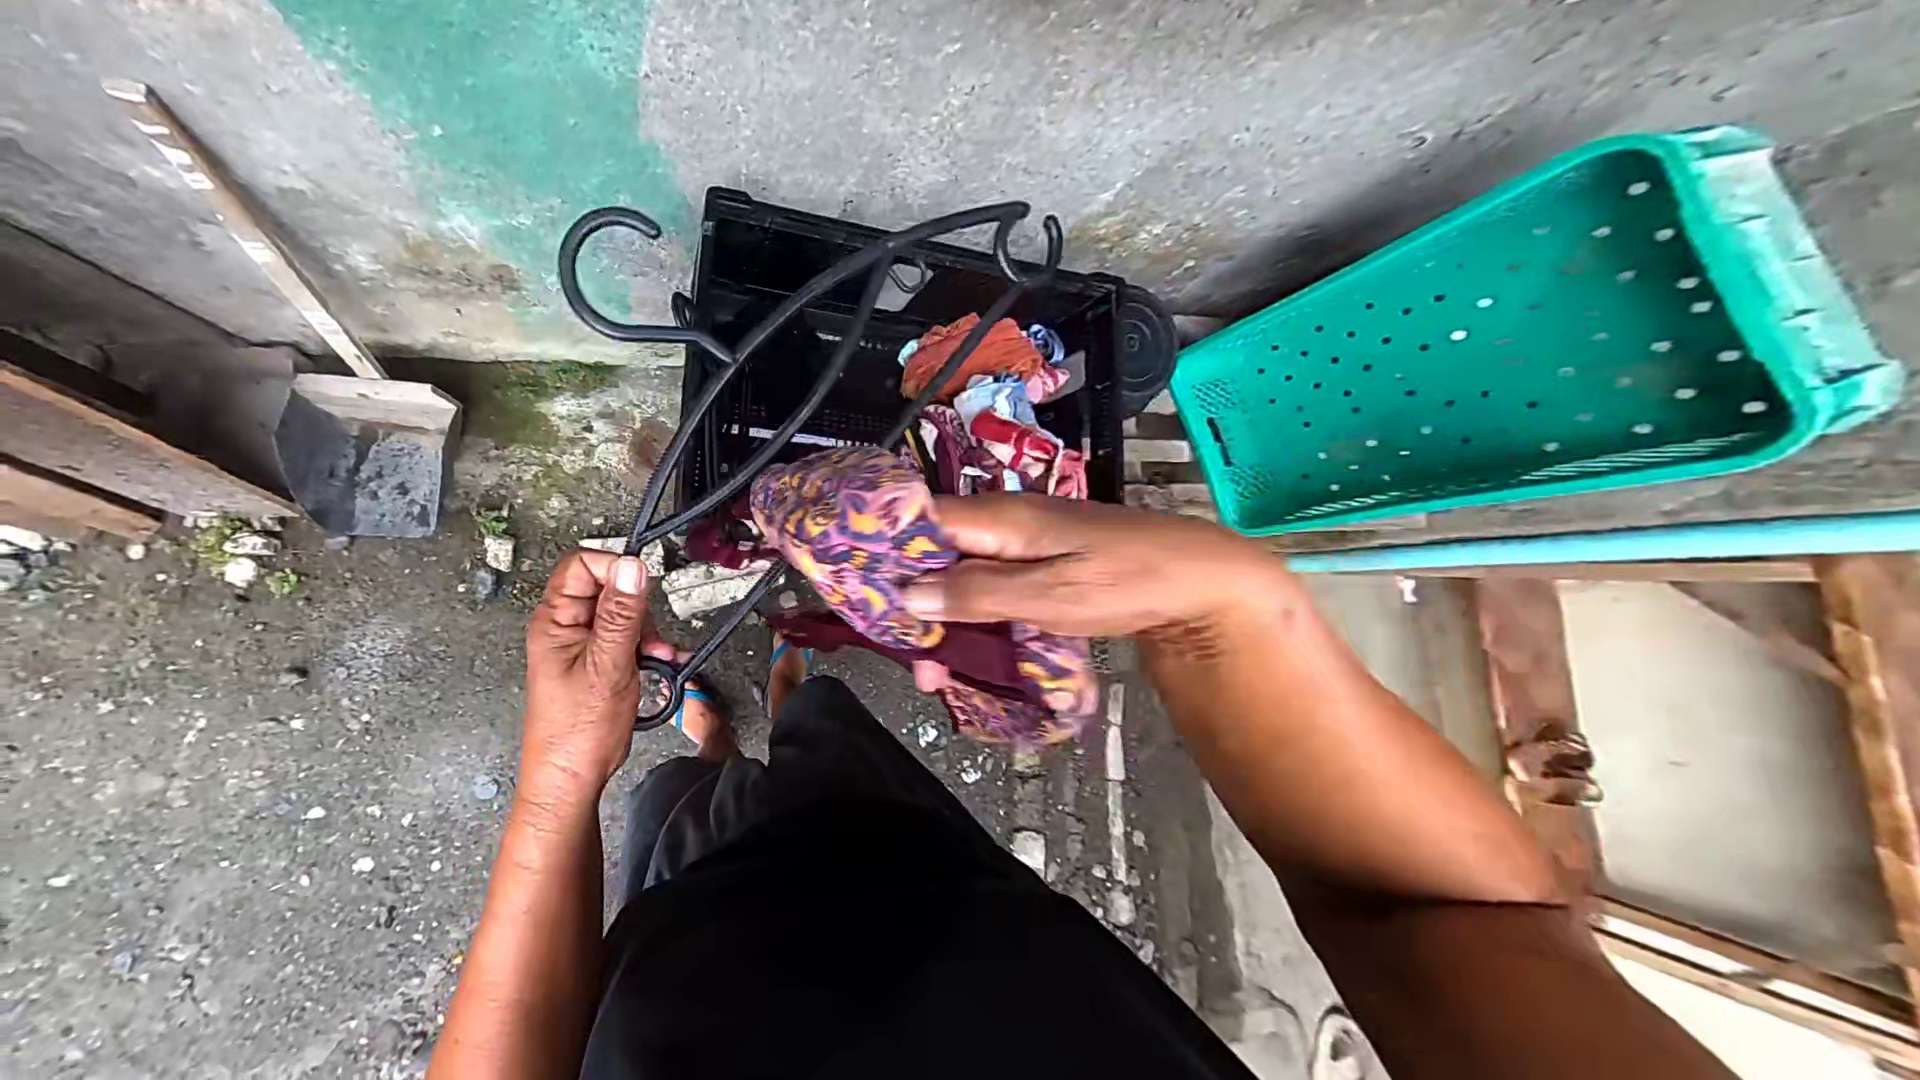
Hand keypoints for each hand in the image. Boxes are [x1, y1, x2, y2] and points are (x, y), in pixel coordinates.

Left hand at [520, 550, 652, 806]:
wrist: (573, 775)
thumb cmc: (576, 732)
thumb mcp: (607, 665)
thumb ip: (622, 615)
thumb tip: (631, 568)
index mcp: (555, 621)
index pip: (583, 566)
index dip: (616, 569)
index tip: (643, 588)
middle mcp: (566, 627)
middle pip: (608, 587)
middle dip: (639, 605)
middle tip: (649, 631)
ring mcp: (583, 644)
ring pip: (624, 612)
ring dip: (649, 629)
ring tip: (656, 654)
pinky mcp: (599, 659)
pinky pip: (630, 636)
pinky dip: (649, 646)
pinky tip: (660, 662)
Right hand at [901, 494, 1294, 641]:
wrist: (1199, 579)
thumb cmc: (1128, 581)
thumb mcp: (1051, 594)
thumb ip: (979, 592)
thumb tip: (909, 593)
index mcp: (1002, 519)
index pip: (922, 520)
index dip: (887, 550)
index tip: (864, 594)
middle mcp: (1007, 524)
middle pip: (940, 553)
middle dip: (916, 602)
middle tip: (914, 660)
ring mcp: (1027, 545)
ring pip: (966, 575)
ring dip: (947, 618)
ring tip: (938, 670)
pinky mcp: (1044, 566)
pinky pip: (995, 588)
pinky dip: (979, 618)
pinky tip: (976, 651)